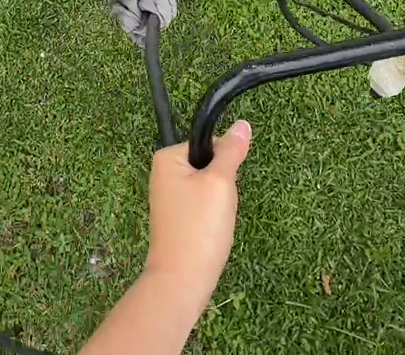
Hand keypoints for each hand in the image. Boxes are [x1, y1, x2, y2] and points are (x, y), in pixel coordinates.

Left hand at [143, 120, 251, 289]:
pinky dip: (211, 218)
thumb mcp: (221, 182)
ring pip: (208, 188)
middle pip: (208, 166)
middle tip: (218, 209)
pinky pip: (201, 207)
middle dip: (222, 186)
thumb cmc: (200, 227)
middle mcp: (162, 173)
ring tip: (215, 224)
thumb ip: (231, 151)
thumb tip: (242, 123)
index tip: (223, 188)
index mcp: (167, 157)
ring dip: (219, 204)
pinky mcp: (175, 218)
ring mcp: (168, 197)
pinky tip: (210, 234)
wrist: (181, 281)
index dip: (225, 163)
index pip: (209, 144)